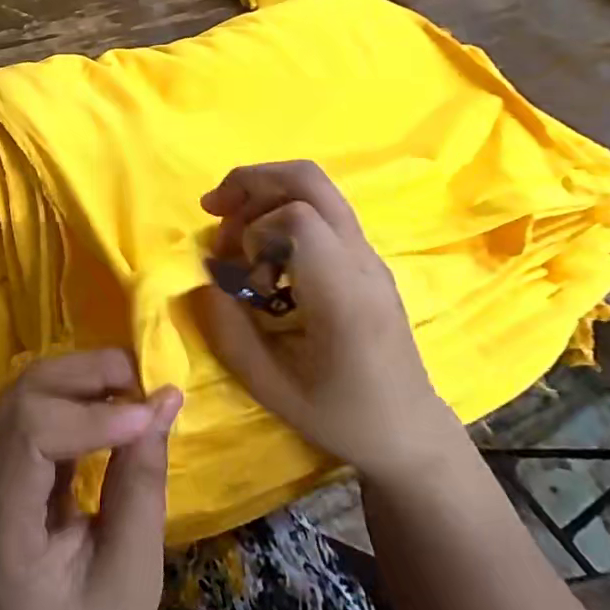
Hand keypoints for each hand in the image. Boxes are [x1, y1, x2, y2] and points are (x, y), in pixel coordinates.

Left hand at [0, 350, 182, 609]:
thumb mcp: (131, 576)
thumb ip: (141, 483)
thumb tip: (165, 399)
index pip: (26, 435)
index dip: (89, 413)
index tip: (146, 413)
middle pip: (17, 400)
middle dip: (83, 376)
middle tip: (143, 379)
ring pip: (17, 396)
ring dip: (76, 379)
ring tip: (130, 387)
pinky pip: (22, 414)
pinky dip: (67, 398)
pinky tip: (104, 405)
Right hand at [195, 161, 455, 476]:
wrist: (406, 429)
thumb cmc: (337, 414)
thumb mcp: (267, 384)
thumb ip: (226, 325)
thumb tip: (203, 274)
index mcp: (342, 293)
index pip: (298, 217)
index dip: (254, 229)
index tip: (241, 271)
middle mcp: (361, 260)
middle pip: (308, 180)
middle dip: (251, 182)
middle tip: (213, 208)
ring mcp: (368, 254)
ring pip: (316, 187)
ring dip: (264, 194)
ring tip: (232, 232)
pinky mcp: (366, 258)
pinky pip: (321, 210)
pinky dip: (281, 210)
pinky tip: (261, 249)